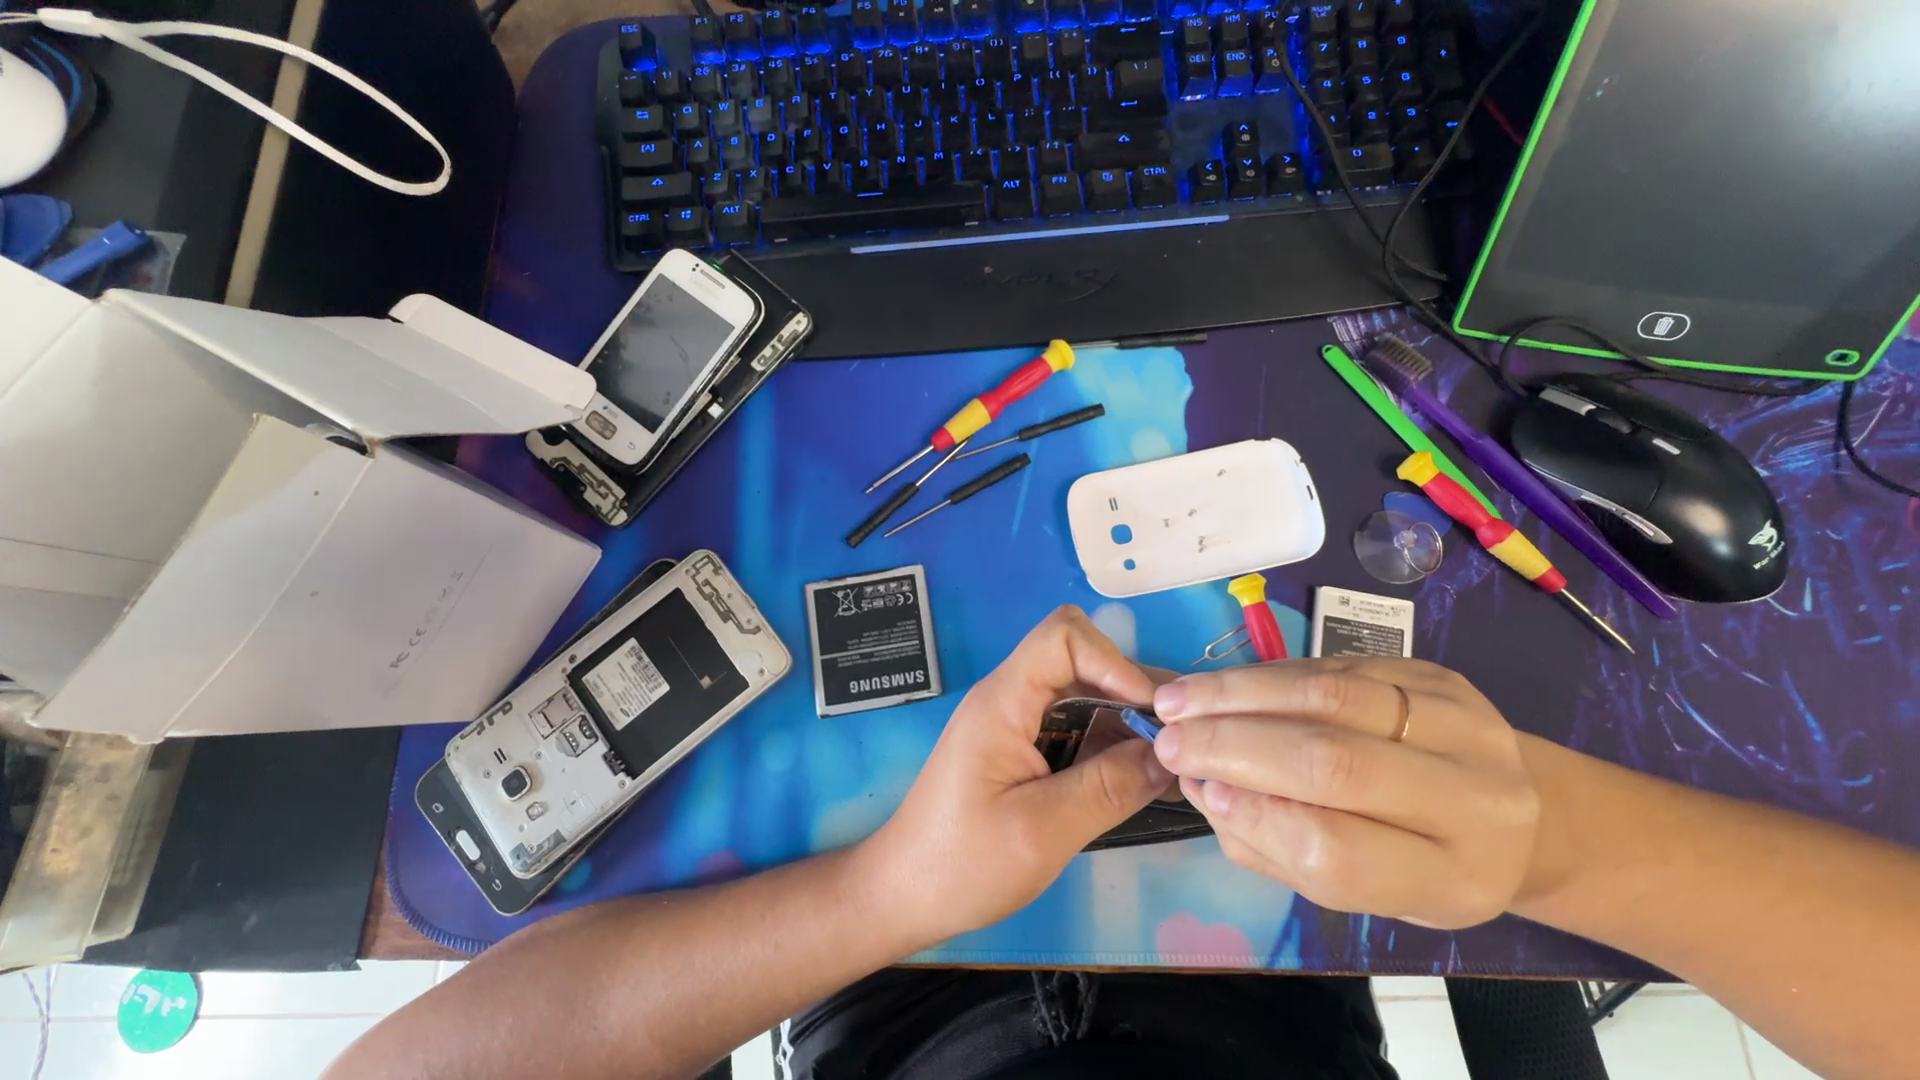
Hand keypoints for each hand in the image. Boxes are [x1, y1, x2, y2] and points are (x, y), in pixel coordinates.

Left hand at [858, 608, 1173, 943]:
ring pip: (1081, 693)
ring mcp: (1014, 724)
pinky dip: (1107, 742)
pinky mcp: (1020, 750)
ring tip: (1170, 758)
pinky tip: (1137, 776)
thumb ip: (1109, 788)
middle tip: (1177, 737)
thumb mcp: (1043, 831)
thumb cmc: (964, 864)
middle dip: (1130, 689)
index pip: (1064, 636)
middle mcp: (1009, 699)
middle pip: (1079, 658)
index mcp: (1004, 702)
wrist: (904, 894)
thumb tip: (1170, 755)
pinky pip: (1072, 726)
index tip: (1151, 713)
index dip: (1115, 661)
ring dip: (1123, 718)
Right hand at [1151, 659, 1539, 928]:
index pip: (1339, 850)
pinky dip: (1267, 676)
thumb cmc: (1422, 864)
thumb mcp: (1356, 890)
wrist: (1514, 813)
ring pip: (1329, 695)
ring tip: (1177, 701)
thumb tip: (1203, 786)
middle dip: (1231, 745)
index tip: (1196, 789)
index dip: (1256, 817)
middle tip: (1167, 739)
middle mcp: (1474, 798)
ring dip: (1237, 694)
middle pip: (1333, 761)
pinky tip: (1224, 686)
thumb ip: (1275, 847)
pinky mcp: (1437, 673)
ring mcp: (1461, 722)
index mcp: (1453, 878)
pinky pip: (1333, 666)